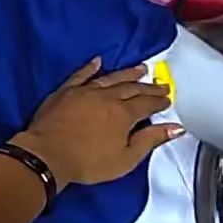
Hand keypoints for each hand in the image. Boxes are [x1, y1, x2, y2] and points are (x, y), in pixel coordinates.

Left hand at [13, 58, 182, 186]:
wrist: (47, 153)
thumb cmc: (88, 161)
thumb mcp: (126, 158)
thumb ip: (151, 140)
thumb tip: (175, 128)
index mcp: (122, 113)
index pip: (147, 104)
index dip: (159, 101)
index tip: (167, 99)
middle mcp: (105, 97)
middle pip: (131, 88)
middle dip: (148, 86)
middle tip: (161, 84)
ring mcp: (83, 91)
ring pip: (109, 78)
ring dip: (127, 73)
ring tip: (140, 68)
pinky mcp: (65, 91)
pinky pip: (80, 75)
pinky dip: (90, 67)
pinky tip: (97, 61)